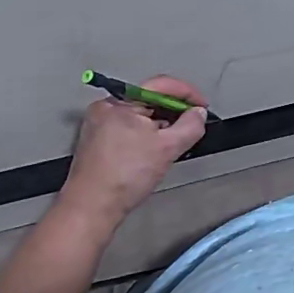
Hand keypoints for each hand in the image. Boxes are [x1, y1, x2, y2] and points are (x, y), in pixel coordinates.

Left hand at [57, 76, 208, 228]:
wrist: (92, 207)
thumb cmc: (123, 176)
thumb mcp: (167, 148)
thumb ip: (190, 126)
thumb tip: (198, 113)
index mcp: (120, 101)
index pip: (160, 85)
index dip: (187, 94)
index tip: (201, 107)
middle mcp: (106, 107)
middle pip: (149, 100)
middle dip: (173, 112)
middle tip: (190, 127)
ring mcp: (99, 124)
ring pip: (139, 116)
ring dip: (159, 126)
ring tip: (169, 145)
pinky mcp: (97, 141)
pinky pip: (128, 128)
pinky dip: (144, 135)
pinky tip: (151, 154)